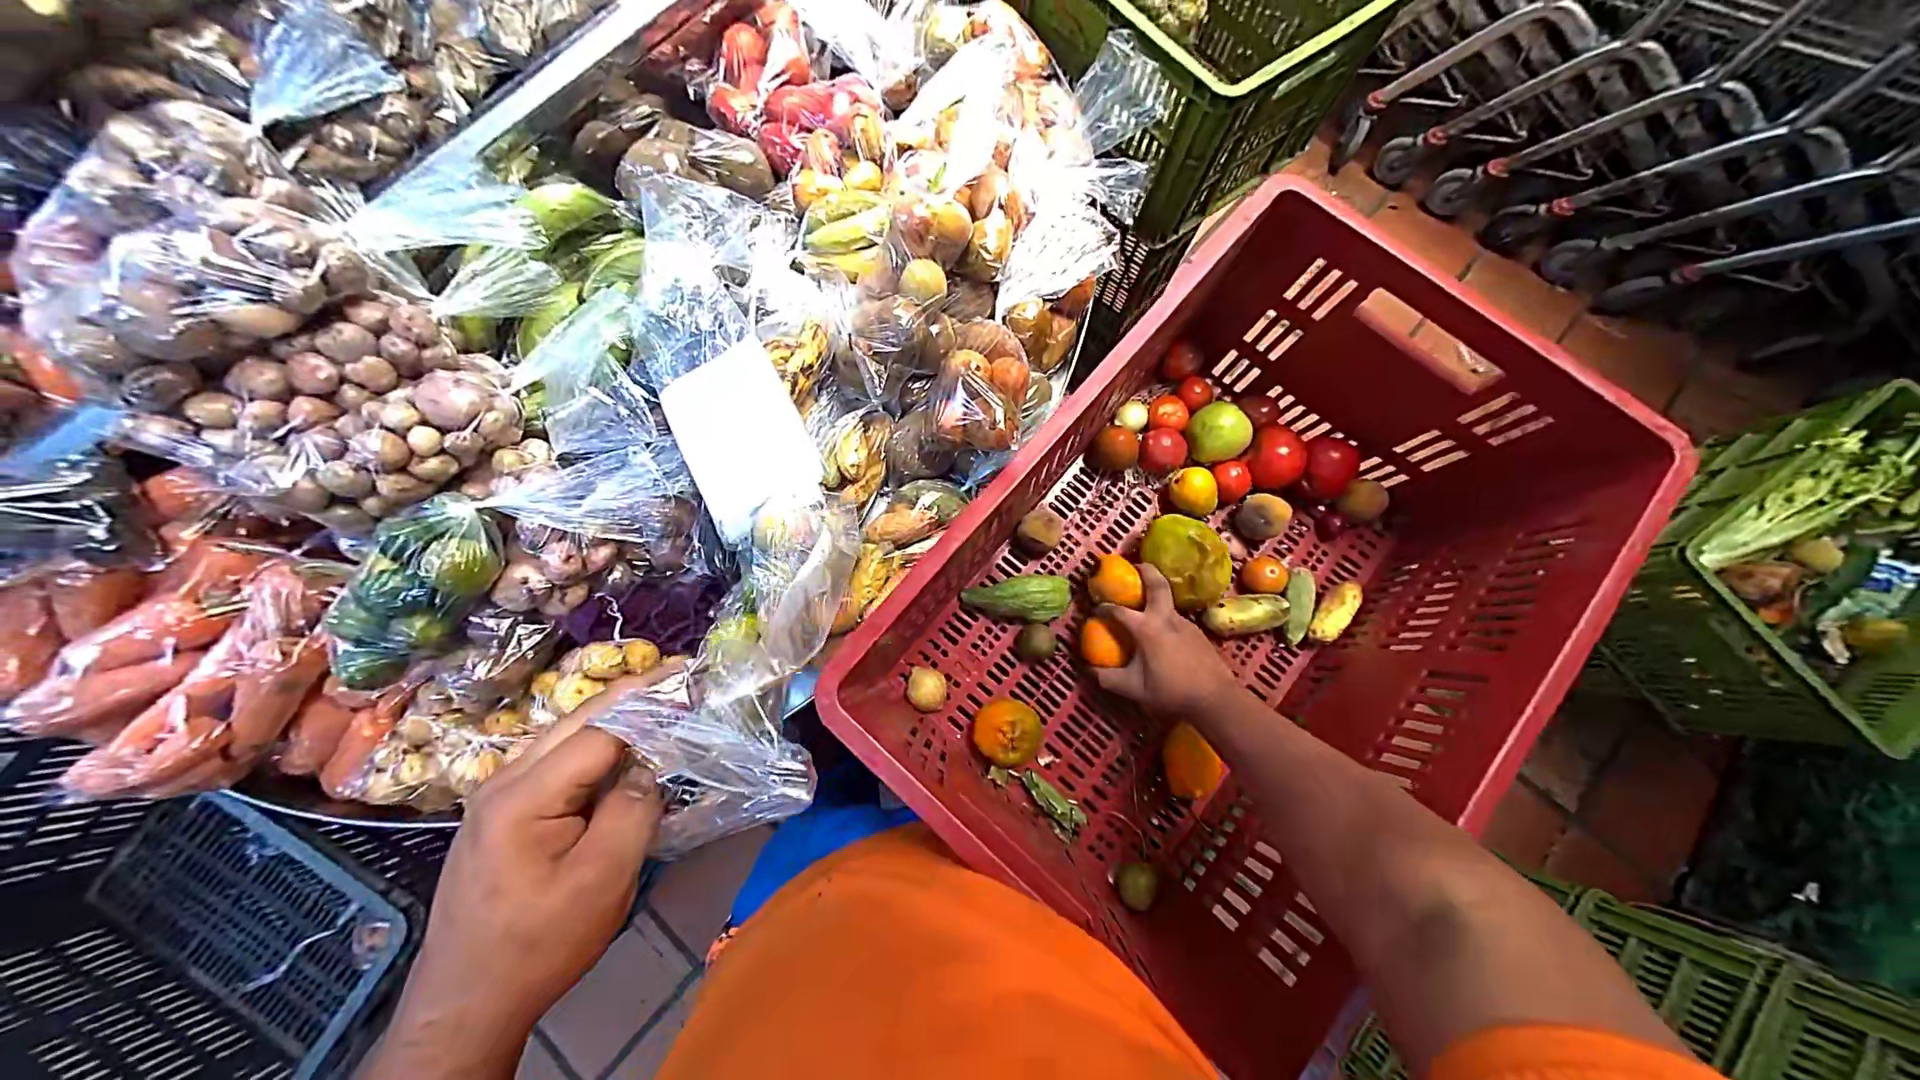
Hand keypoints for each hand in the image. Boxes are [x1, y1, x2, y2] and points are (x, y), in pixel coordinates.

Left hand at [364, 720, 660, 1078]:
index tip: (692, 688)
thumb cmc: (538, 944)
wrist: (467, 1003)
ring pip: (569, 738)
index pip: (600, 732)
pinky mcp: (506, 813)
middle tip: (683, 677)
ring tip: (665, 705)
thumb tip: (651, 767)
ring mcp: (499, 795)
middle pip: (580, 721)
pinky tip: (627, 752)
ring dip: (618, 720)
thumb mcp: (602, 879)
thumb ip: (632, 810)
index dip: (651, 708)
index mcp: (522, 795)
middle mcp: (503, 780)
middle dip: (635, 696)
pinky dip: (601, 749)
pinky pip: (561, 764)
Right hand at [1093, 563, 1240, 717]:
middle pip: (1157, 584)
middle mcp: (1166, 619)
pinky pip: (1176, 618)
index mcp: (1147, 629)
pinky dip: (1165, 617)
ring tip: (1145, 602)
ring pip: (1168, 602)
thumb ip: (1108, 679)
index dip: (1103, 607)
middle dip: (1146, 571)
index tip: (1095, 609)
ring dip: (1156, 595)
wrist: (1215, 698)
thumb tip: (1089, 670)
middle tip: (1136, 565)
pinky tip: (1163, 634)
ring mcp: (1185, 623)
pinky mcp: (1197, 632)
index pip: (1119, 610)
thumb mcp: (1133, 689)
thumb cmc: (1171, 691)